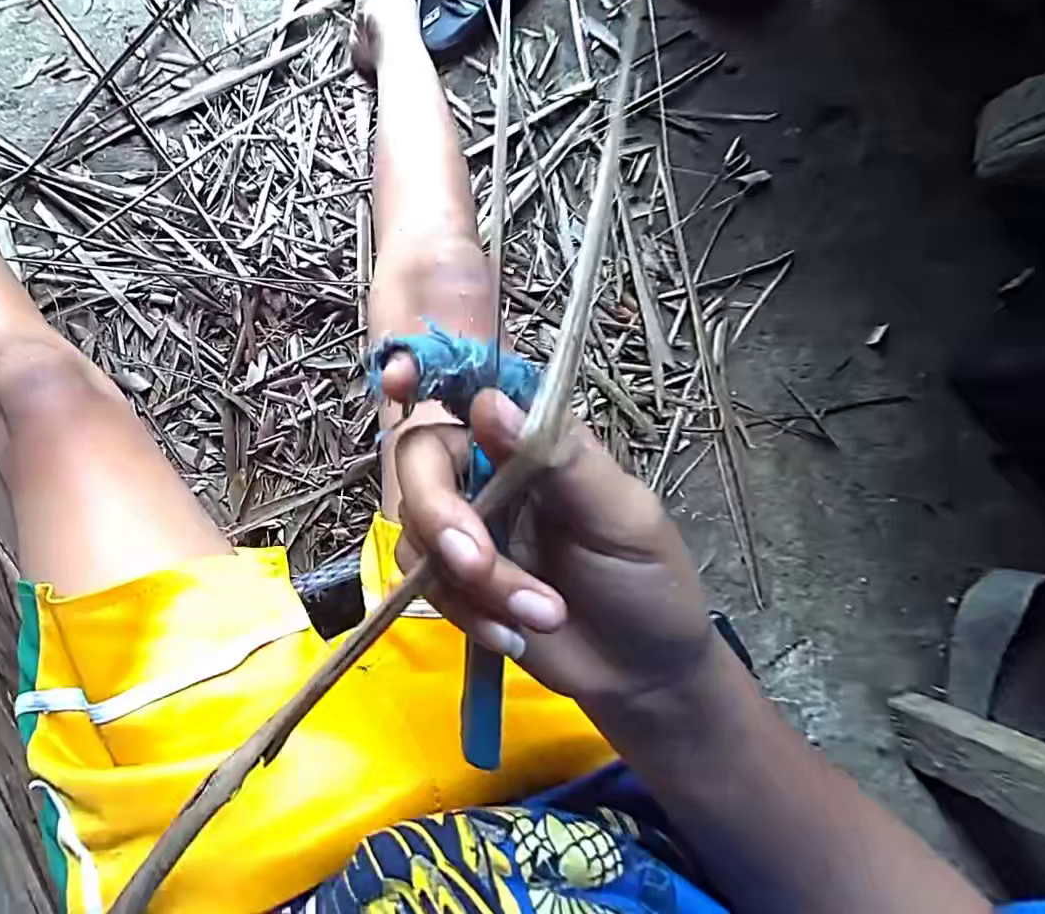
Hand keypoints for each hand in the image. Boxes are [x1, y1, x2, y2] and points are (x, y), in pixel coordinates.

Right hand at [390, 389, 717, 707]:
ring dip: (471, 582)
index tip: (399, 380)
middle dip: (439, 513)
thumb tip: (487, 403)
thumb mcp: (621, 517)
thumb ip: (559, 459)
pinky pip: (420, 579)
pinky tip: (511, 634)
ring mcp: (463, 522)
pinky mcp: (449, 576)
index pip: (468, 388)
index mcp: (528, 438)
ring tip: (539, 615)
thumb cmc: (645, 580)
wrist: (638, 672)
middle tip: (475, 564)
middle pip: (420, 459)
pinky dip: (463, 610)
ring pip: (417, 528)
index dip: (425, 372)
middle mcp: (485, 469)